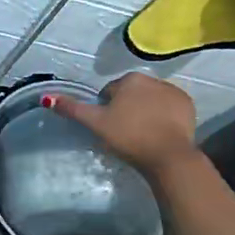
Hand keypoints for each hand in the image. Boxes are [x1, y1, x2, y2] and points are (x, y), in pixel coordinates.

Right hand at [44, 71, 197, 176]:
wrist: (168, 155)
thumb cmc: (129, 137)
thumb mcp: (96, 124)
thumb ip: (73, 109)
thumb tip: (47, 97)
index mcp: (129, 79)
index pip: (109, 92)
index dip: (106, 111)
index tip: (109, 129)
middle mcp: (153, 79)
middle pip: (131, 94)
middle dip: (127, 109)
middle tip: (124, 134)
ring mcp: (174, 91)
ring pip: (151, 101)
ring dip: (146, 112)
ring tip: (142, 135)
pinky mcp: (188, 106)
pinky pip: (170, 109)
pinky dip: (164, 118)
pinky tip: (159, 134)